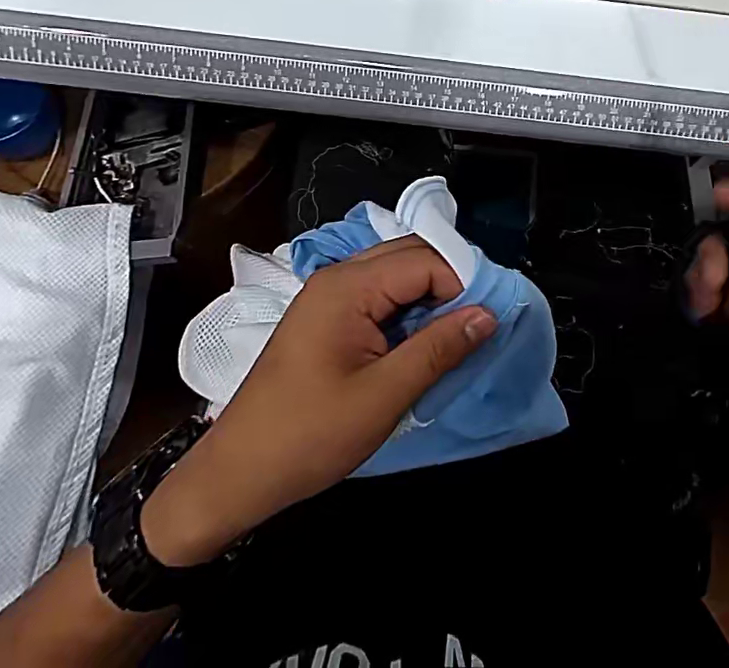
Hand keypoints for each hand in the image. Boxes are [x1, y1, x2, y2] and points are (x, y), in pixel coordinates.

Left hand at [141, 236, 496, 565]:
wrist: (240, 471)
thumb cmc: (309, 435)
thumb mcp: (384, 395)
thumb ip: (439, 348)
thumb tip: (487, 314)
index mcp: (347, 287)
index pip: (424, 261)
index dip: (463, 285)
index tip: (488, 321)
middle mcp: (338, 277)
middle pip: (410, 256)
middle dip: (450, 283)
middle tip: (478, 324)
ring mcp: (330, 295)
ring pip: (397, 275)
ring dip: (430, 297)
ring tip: (455, 335)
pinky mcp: (328, 316)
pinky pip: (380, 296)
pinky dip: (408, 310)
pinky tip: (422, 340)